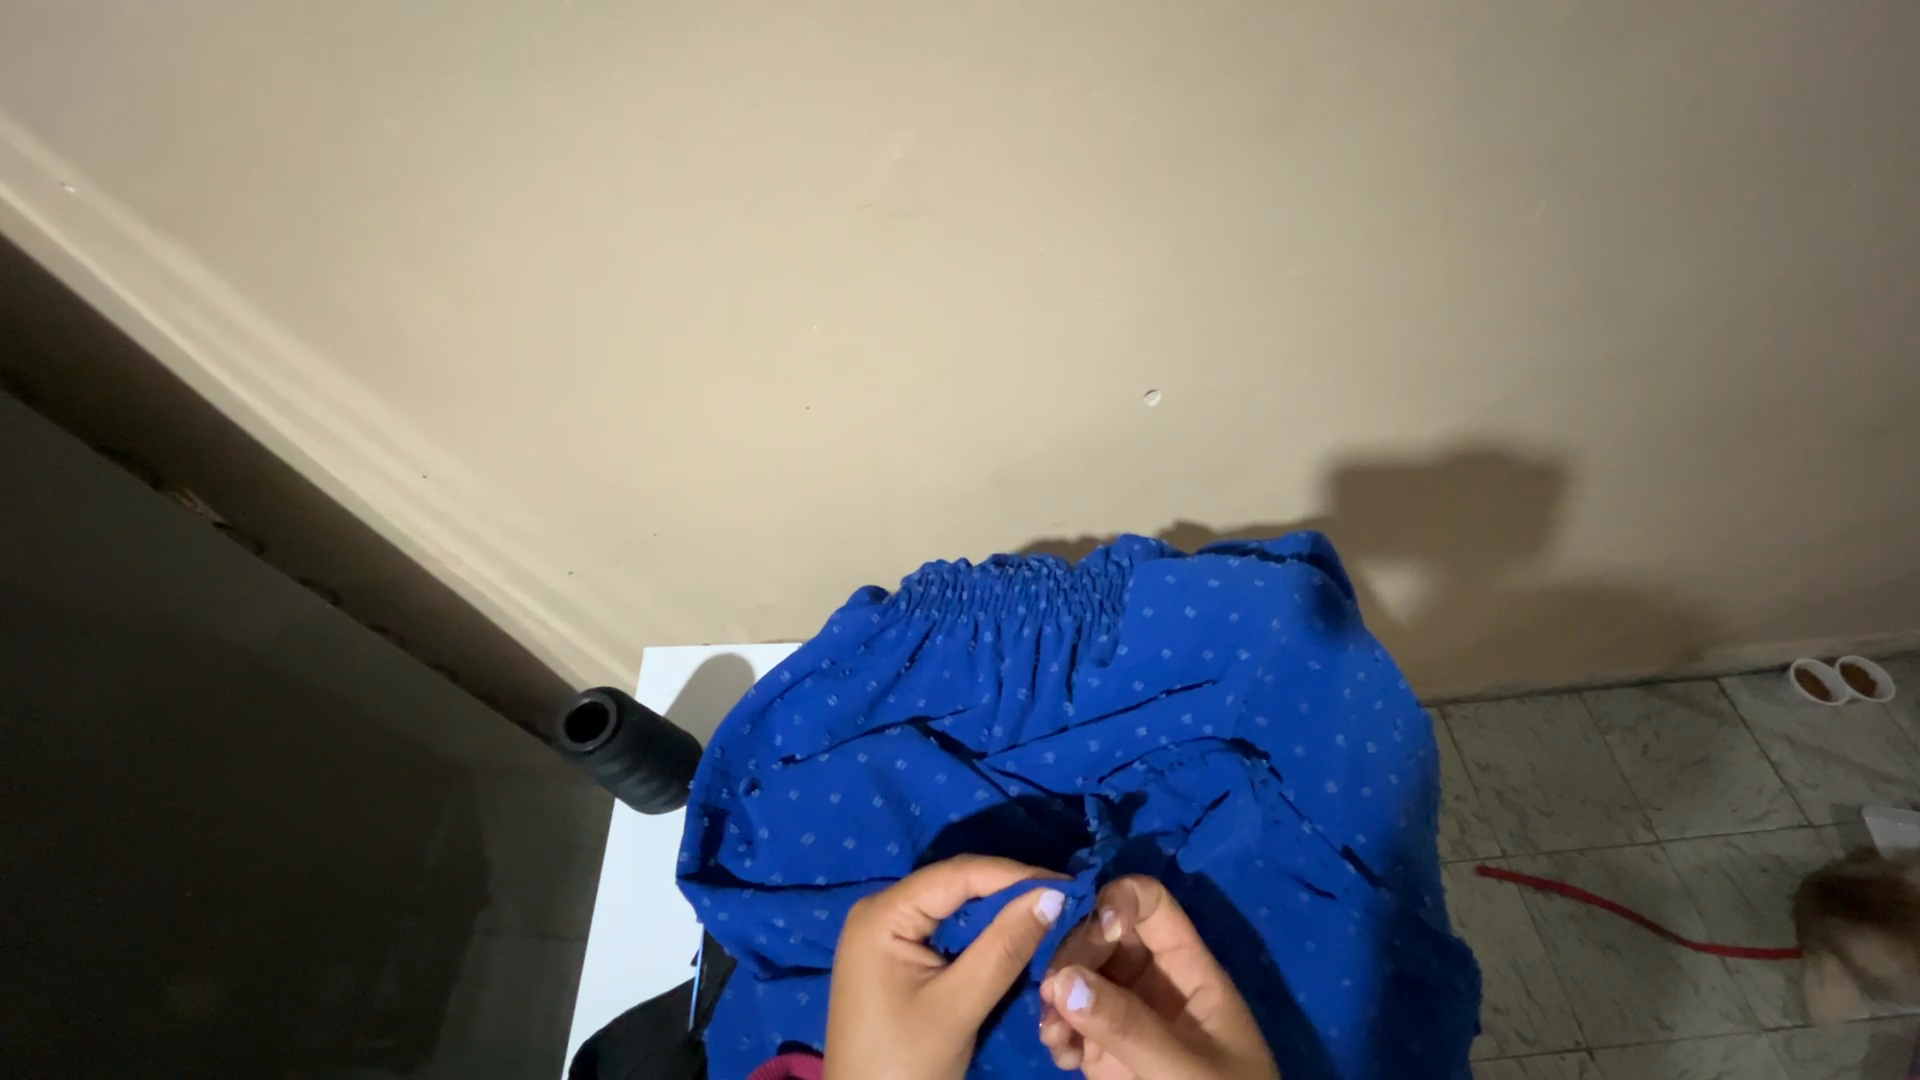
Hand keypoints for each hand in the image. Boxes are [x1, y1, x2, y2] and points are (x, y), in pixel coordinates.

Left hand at [825, 855, 1066, 1079]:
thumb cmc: (903, 1067)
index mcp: (883, 912)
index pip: (958, 875)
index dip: (1014, 874)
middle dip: (1011, 891)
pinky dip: (983, 934)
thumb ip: (1004, 947)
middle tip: (1064, 900)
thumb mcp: (957, 1007)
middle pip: (957, 886)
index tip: (1066, 883)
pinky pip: (948, 930)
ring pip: (956, 908)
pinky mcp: (899, 956)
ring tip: (1050, 913)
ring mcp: (889, 932)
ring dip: (1001, 913)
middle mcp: (882, 909)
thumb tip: (1052, 894)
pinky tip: (1017, 936)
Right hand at [1038, 875, 1279, 1079]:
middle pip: (1102, 932)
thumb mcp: (1187, 1071)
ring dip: (1057, 992)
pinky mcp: (1106, 1052)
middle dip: (1074, 952)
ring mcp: (1127, 1015)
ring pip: (1079, 972)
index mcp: (1188, 968)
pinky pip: (1070, 1017)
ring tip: (1052, 1033)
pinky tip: (1059, 1053)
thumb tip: (1061, 980)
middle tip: (1054, 990)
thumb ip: (1128, 1026)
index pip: (1149, 904)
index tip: (1096, 929)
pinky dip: (1057, 1026)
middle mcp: (1152, 981)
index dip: (1119, 900)